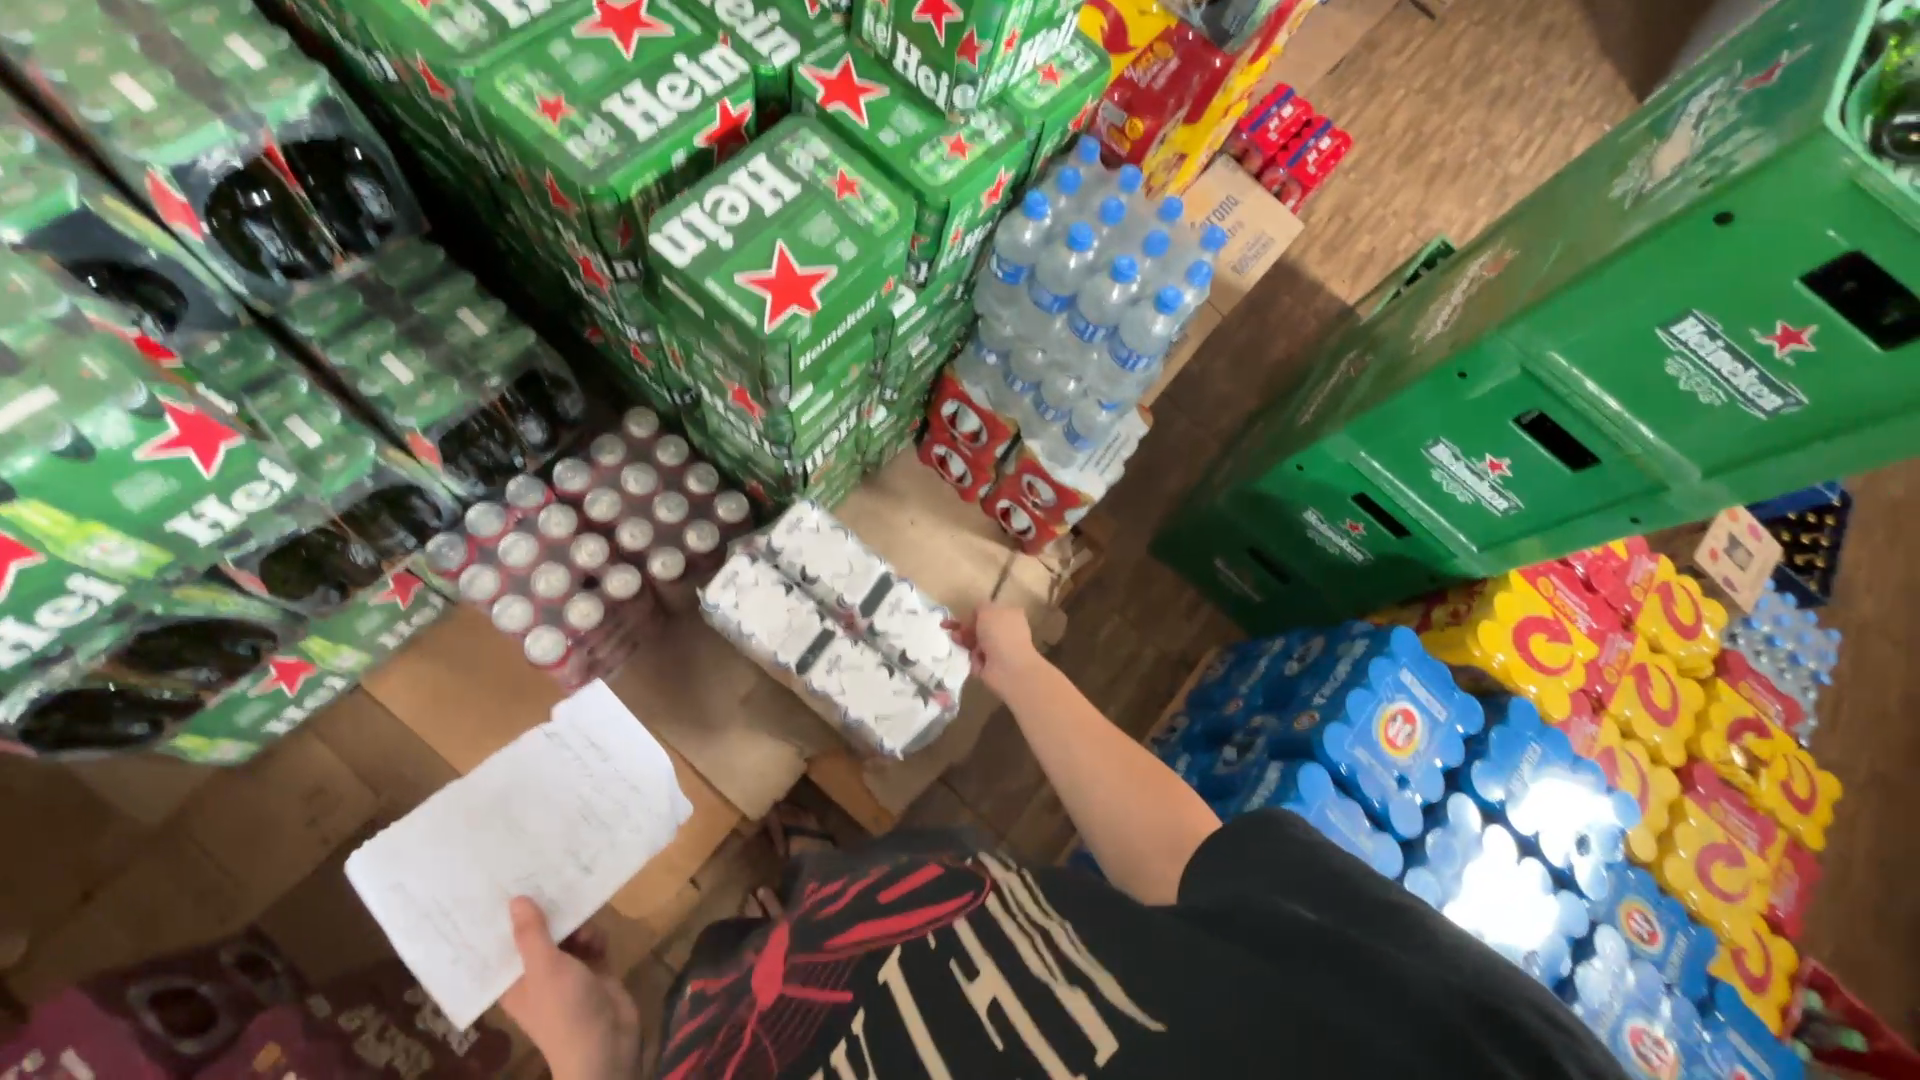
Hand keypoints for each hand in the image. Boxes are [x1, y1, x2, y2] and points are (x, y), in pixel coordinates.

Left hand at [500, 897, 640, 1079]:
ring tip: (584, 927)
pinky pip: (590, 942)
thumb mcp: (544, 968)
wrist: (607, 1043)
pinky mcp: (593, 971)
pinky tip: (599, 940)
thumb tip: (515, 899)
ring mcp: (566, 973)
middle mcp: (536, 974)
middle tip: (551, 881)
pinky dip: (595, 937)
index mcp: (512, 981)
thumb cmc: (563, 1009)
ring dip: (577, 927)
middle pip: (537, 936)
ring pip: (567, 935)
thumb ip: (532, 933)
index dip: (502, 919)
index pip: (501, 945)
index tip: (504, 887)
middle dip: (547, 915)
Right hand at [950, 603, 1044, 694]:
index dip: (974, 613)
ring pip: (976, 643)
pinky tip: (970, 656)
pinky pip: (976, 659)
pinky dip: (971, 657)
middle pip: (980, 627)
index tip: (961, 615)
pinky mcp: (991, 666)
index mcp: (1010, 615)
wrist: (1008, 667)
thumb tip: (977, 612)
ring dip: (964, 640)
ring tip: (955, 639)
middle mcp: (1006, 632)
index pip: (989, 612)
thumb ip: (979, 607)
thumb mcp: (987, 610)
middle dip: (964, 627)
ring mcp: (999, 650)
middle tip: (948, 627)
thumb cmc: (999, 633)